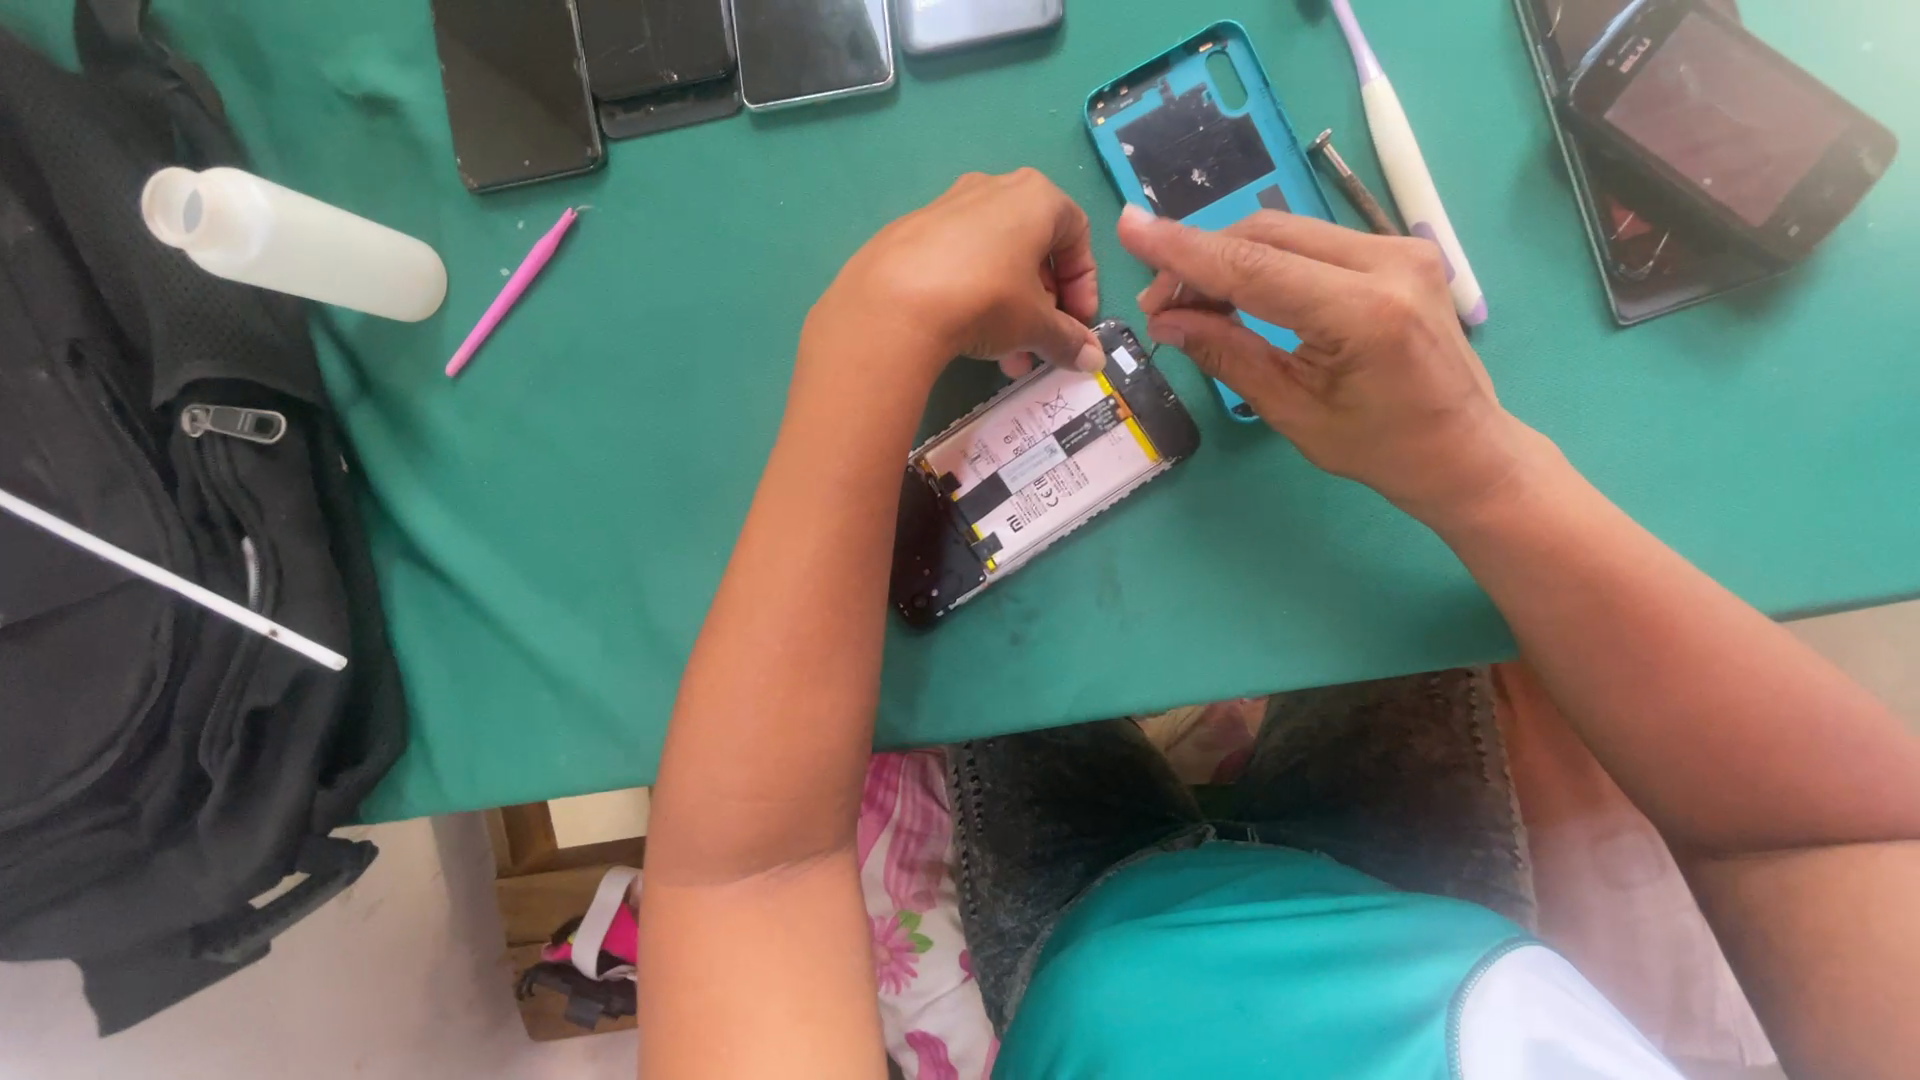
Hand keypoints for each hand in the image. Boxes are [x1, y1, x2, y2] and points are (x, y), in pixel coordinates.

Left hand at [808, 169, 1105, 380]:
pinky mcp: (912, 231)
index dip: (1084, 286)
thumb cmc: (987, 300)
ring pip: (996, 260)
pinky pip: (959, 263)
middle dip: (1044, 305)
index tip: (1079, 325)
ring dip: (1011, 310)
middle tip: (1041, 344)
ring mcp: (948, 206)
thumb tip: (1094, 360)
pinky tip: (965, 336)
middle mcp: (994, 189)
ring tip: (1006, 357)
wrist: (895, 301)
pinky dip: (973, 296)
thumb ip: (1068, 340)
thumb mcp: (1036, 326)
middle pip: (1034, 249)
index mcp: (1036, 196)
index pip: (1078, 236)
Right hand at [1117, 205, 1542, 523]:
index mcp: (1363, 313)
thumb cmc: (1378, 448)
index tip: (1129, 230)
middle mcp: (1388, 262)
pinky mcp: (1399, 250)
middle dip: (1200, 259)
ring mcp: (1400, 248)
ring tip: (1189, 302)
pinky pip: (1311, 242)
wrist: (1463, 447)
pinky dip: (1262, 262)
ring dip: (1227, 259)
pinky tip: (1236, 292)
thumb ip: (1227, 354)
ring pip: (1285, 232)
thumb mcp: (1291, 409)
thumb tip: (1165, 320)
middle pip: (1266, 235)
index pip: (1252, 267)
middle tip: (1158, 304)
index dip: (1183, 251)